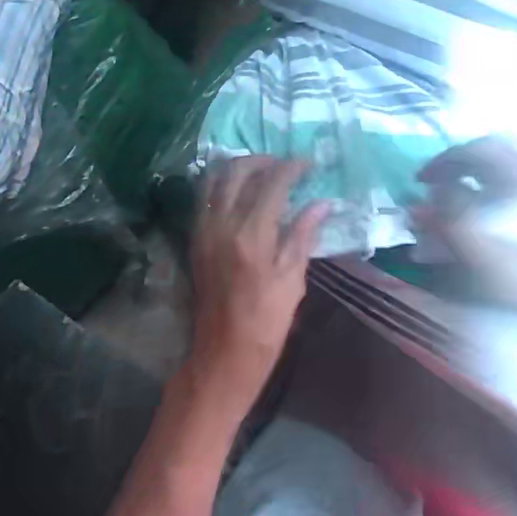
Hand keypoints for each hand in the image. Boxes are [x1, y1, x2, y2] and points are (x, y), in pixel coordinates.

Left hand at [186, 157, 329, 399]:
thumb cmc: (266, 322)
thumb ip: (303, 235)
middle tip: (285, 165)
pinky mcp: (195, 240)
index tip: (309, 164)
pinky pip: (206, 198)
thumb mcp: (293, 280)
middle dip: (263, 160)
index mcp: (252, 235)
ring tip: (263, 173)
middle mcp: (223, 225)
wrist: (223, 355)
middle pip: (237, 171)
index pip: (273, 183)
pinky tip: (242, 192)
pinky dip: (223, 185)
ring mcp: (204, 231)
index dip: (293, 167)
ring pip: (215, 179)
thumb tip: (321, 204)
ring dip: (239, 168)